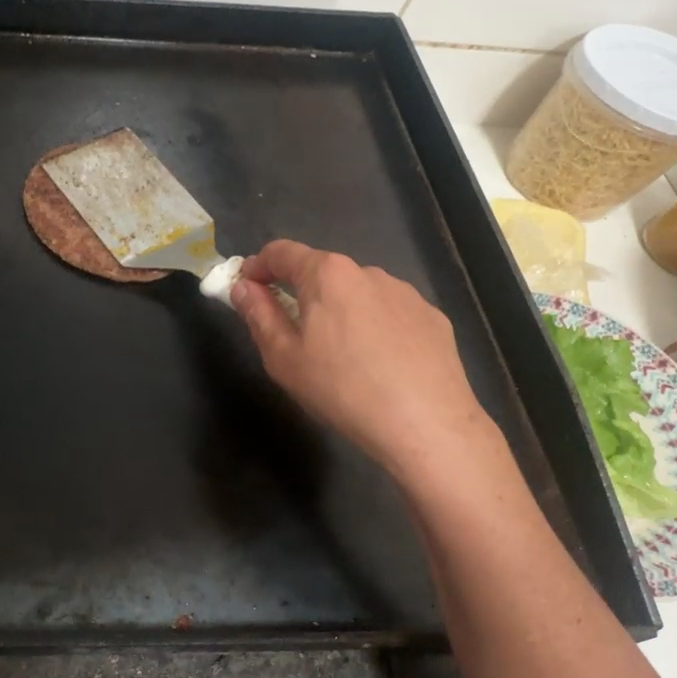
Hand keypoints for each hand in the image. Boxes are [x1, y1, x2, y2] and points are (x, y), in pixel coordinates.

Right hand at [232, 240, 501, 482]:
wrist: (427, 425)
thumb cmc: (342, 389)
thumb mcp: (283, 357)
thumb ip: (258, 315)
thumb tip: (243, 287)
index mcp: (327, 274)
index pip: (281, 252)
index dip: (257, 268)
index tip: (246, 291)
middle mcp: (368, 271)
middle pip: (321, 271)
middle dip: (300, 293)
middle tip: (290, 333)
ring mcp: (406, 293)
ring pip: (358, 293)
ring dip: (340, 310)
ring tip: (340, 356)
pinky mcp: (433, 318)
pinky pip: (390, 314)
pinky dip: (375, 328)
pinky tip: (379, 365)